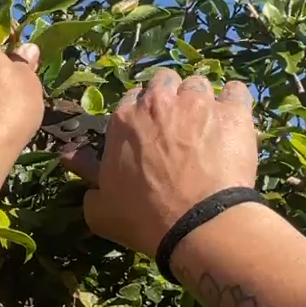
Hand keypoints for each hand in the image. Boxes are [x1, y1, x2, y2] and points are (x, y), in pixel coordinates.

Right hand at [57, 68, 258, 255]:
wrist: (197, 224)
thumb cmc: (144, 218)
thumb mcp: (101, 205)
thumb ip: (86, 174)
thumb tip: (68, 156)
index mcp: (124, 120)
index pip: (130, 100)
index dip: (140, 115)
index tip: (148, 133)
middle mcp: (158, 102)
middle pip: (163, 82)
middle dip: (168, 98)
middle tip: (176, 126)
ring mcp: (198, 103)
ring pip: (198, 84)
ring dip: (199, 99)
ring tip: (206, 125)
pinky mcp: (233, 112)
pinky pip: (236, 91)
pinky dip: (234, 102)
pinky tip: (232, 121)